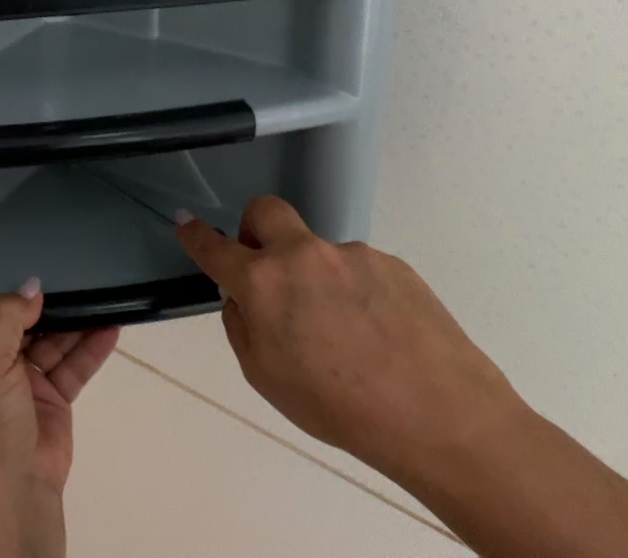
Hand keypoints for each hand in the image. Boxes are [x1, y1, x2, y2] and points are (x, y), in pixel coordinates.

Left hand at [0, 280, 117, 557]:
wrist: (16, 498)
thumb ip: (5, 320)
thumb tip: (32, 284)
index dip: (5, 283)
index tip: (29, 251)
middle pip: (23, 320)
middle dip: (47, 300)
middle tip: (76, 267)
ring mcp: (24, 380)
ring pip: (52, 340)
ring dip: (75, 320)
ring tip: (102, 291)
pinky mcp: (53, 398)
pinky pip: (73, 364)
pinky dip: (91, 347)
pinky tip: (111, 327)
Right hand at [173, 196, 524, 486]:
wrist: (442, 417)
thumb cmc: (340, 408)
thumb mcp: (265, 377)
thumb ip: (243, 327)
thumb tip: (244, 300)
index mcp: (263, 282)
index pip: (215, 248)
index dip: (195, 234)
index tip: (186, 223)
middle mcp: (303, 256)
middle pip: (266, 211)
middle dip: (255, 227)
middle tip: (266, 265)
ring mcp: (352, 256)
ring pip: (318, 253)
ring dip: (317, 278)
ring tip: (347, 336)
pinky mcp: (395, 265)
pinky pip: (359, 271)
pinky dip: (356, 294)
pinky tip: (378, 335)